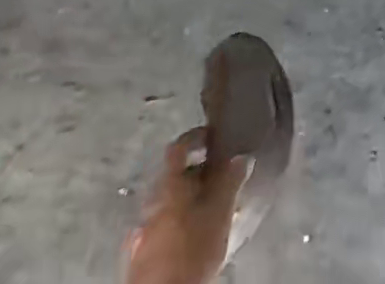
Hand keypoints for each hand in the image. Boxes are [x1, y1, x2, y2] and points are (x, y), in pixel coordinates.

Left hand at [123, 128, 246, 283]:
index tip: (217, 135)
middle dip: (201, 170)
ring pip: (173, 200)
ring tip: (219, 203)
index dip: (197, 136)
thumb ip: (230, 180)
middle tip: (226, 173)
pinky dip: (185, 216)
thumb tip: (240, 156)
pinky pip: (168, 221)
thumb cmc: (193, 247)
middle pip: (176, 175)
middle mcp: (151, 202)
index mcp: (168, 185)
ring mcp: (144, 228)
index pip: (178, 147)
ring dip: (194, 195)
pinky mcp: (144, 250)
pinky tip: (201, 229)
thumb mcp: (220, 211)